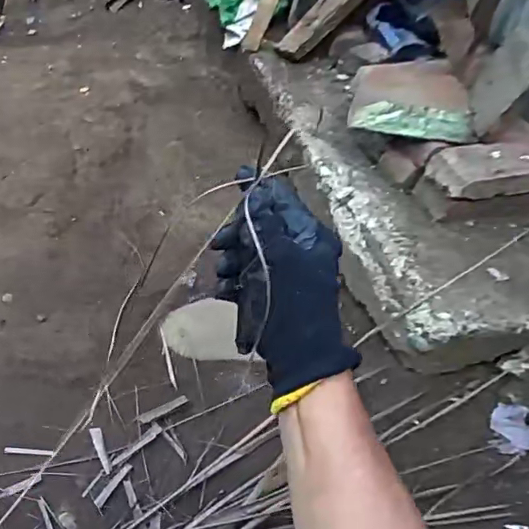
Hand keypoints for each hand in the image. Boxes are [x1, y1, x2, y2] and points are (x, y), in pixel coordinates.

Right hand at [211, 170, 359, 406]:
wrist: (297, 354)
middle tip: (219, 243)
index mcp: (309, 237)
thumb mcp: (280, 259)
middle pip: (261, 226)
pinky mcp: (268, 290)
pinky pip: (246, 274)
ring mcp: (282, 271)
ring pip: (250, 250)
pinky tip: (225, 288)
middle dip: (237, 232)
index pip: (283, 202)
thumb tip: (258, 195)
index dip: (260, 190)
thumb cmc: (292, 305)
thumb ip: (267, 226)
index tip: (240, 175)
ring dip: (231, 258)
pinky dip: (233, 279)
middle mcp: (297, 249)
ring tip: (223, 271)